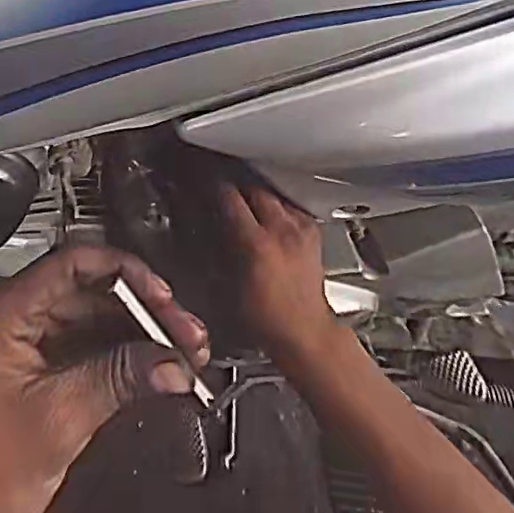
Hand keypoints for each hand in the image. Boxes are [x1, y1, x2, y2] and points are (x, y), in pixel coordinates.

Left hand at [0, 245, 209, 512]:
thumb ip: (116, 379)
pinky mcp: (35, 368)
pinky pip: (85, 344)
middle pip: (88, 291)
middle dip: (140, 308)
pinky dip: (119, 353)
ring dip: (135, 332)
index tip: (158, 291)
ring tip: (178, 349)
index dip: (121, 271)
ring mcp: (24, 343)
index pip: (70, 264)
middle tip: (180, 329)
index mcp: (4, 314)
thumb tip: (166, 360)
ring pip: (90, 318)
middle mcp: (13, 319)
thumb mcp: (57, 419)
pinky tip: (151, 366)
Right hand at [218, 180, 340, 365]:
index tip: (201, 178)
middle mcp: (281, 230)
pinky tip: (267, 212)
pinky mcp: (312, 233)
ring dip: (254, 191)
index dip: (211, 183)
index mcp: (256, 242)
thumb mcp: (226, 283)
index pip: (229, 194)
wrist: (305, 334)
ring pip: (272, 192)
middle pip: (252, 186)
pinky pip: (290, 205)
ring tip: (241, 195)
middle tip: (219, 184)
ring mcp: (300, 230)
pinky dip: (275, 204)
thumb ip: (215, 247)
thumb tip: (202, 224)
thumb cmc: (267, 319)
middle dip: (233, 183)